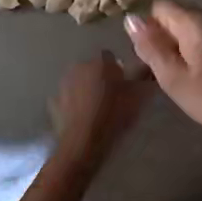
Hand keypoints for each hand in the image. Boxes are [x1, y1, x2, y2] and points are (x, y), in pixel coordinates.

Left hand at [51, 52, 151, 170]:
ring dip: (85, 89)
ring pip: (78, 81)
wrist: (83, 142)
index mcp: (101, 63)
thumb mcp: (137, 98)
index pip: (111, 57)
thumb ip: (143, 78)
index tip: (123, 84)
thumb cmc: (113, 117)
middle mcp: (80, 67)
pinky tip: (81, 117)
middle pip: (93, 68)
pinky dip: (73, 103)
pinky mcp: (53, 101)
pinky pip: (67, 98)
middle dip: (100, 78)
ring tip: (96, 109)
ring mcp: (63, 84)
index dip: (117, 70)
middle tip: (111, 97)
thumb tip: (148, 66)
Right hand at [125, 1, 201, 161]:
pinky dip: (191, 51)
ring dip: (175, 47)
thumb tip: (130, 19)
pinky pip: (201, 37)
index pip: (159, 7)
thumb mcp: (171, 75)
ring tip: (173, 76)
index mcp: (194, 20)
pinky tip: (192, 76)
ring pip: (186, 28)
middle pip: (173, 16)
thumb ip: (150, 45)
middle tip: (157, 71)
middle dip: (161, 38)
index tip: (148, 56)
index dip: (148, 29)